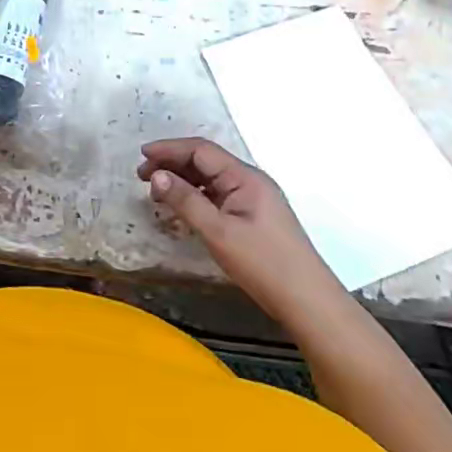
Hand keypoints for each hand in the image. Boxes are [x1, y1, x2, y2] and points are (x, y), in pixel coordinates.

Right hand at [138, 137, 340, 315]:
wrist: (309, 303)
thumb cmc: (264, 264)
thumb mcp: (218, 232)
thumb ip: (186, 201)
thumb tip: (157, 175)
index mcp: (245, 177)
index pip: (201, 150)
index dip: (169, 149)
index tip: (142, 155)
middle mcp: (249, 181)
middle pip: (205, 162)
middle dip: (172, 164)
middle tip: (142, 176)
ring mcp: (253, 199)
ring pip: (210, 180)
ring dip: (182, 181)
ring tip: (156, 192)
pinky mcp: (253, 217)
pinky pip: (218, 196)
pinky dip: (195, 197)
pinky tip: (181, 208)